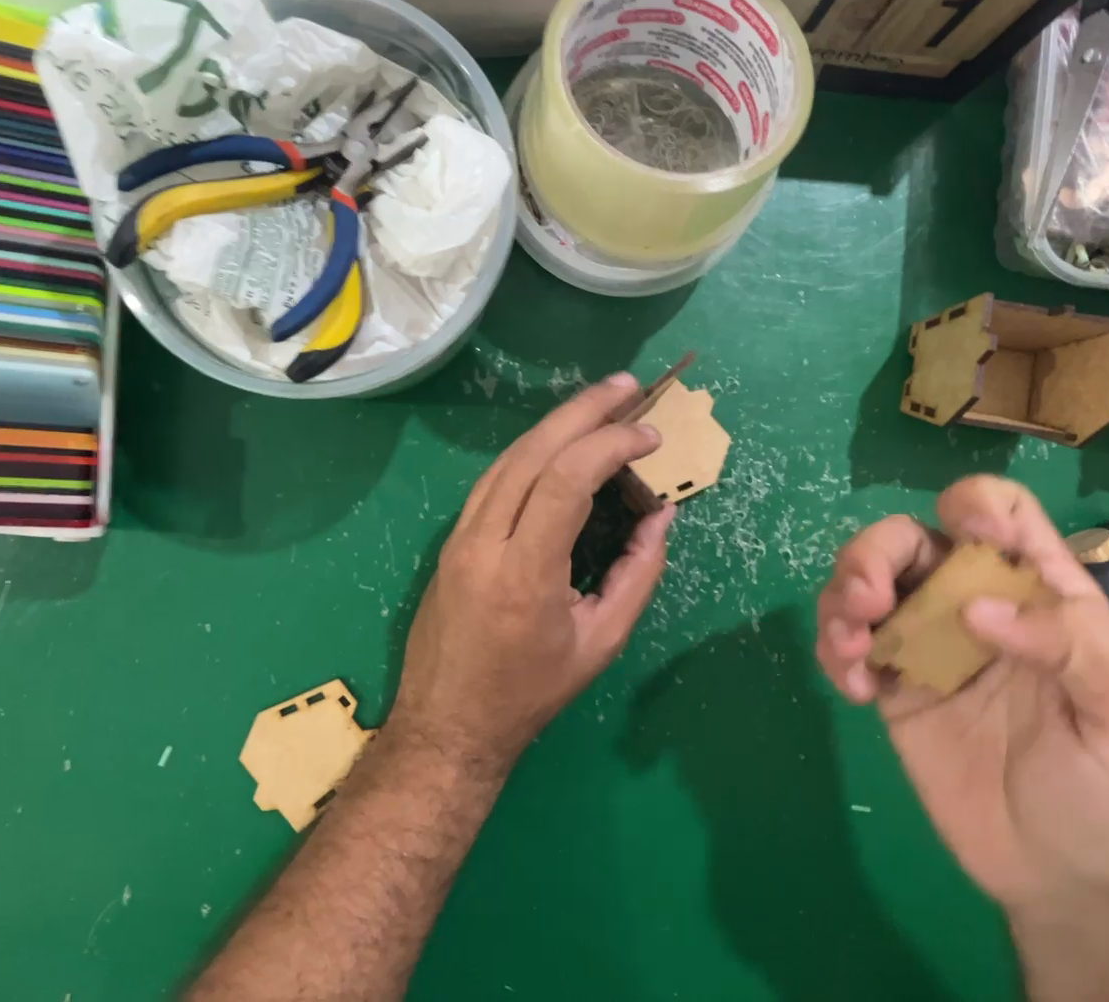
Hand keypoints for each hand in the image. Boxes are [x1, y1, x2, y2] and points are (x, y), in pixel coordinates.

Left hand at [391, 373, 676, 771]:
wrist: (448, 722)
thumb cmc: (530, 693)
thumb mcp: (600, 643)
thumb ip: (637, 575)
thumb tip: (660, 516)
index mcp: (524, 572)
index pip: (566, 480)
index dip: (611, 446)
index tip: (650, 437)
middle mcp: (484, 541)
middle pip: (532, 452)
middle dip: (583, 411)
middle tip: (627, 386)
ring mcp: (459, 537)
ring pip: (507, 459)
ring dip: (554, 425)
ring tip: (599, 404)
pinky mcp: (451, 540)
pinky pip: (493, 481)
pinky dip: (529, 453)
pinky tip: (556, 444)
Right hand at [815, 476, 1108, 931]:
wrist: (1075, 892)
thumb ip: (1079, 650)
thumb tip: (976, 609)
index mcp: (1048, 600)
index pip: (1007, 516)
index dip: (977, 507)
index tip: (963, 540)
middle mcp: (979, 610)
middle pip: (913, 539)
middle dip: (876, 552)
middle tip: (869, 600)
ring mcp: (931, 650)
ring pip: (867, 584)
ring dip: (843, 597)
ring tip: (853, 647)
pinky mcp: (894, 692)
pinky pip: (849, 647)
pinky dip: (836, 651)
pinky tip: (856, 688)